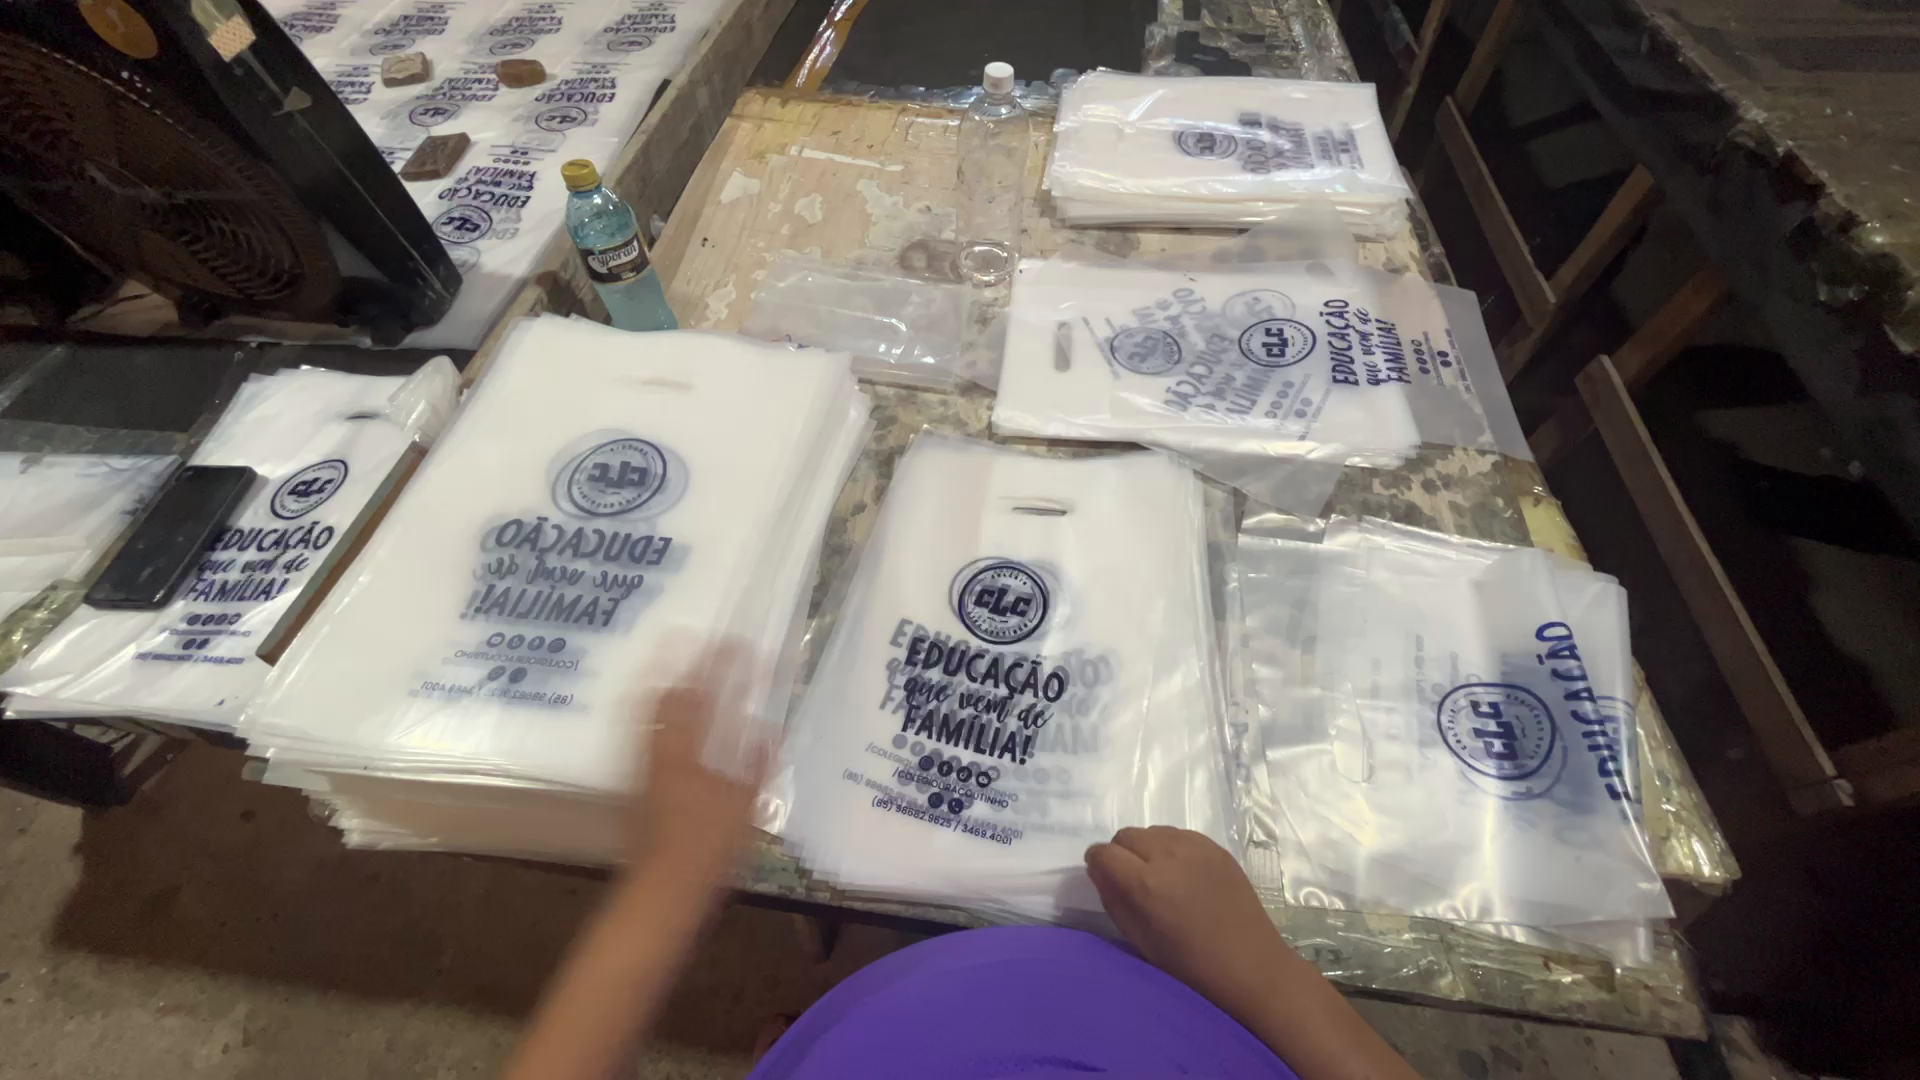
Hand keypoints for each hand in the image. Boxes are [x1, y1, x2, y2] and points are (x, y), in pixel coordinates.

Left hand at [627, 642, 769, 889]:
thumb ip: (759, 761)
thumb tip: (771, 726)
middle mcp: (659, 749)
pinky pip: (639, 730)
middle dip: (680, 661)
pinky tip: (656, 708)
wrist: (661, 889)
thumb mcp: (746, 803)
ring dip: (658, 679)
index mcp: (689, 750)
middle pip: (666, 694)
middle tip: (690, 636)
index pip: (708, 695)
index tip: (739, 642)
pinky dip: (650, 709)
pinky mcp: (633, 780)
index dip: (724, 665)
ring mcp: (641, 764)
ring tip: (666, 655)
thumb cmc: (709, 847)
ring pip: (646, 710)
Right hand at [1085, 826, 1291, 1020]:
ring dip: (1147, 848)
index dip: (1098, 862)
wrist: (1253, 968)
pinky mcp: (1216, 847)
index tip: (1104, 876)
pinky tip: (1183, 872)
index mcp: (1147, 884)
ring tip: (1160, 875)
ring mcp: (1196, 847)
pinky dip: (1172, 847)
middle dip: (1121, 853)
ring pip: (1153, 831)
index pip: (1104, 852)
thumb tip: (1098, 870)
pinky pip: (1179, 834)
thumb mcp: (1141, 941)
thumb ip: (1113, 900)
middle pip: (1127, 835)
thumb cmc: (1192, 967)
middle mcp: (1169, 856)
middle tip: (1133, 879)